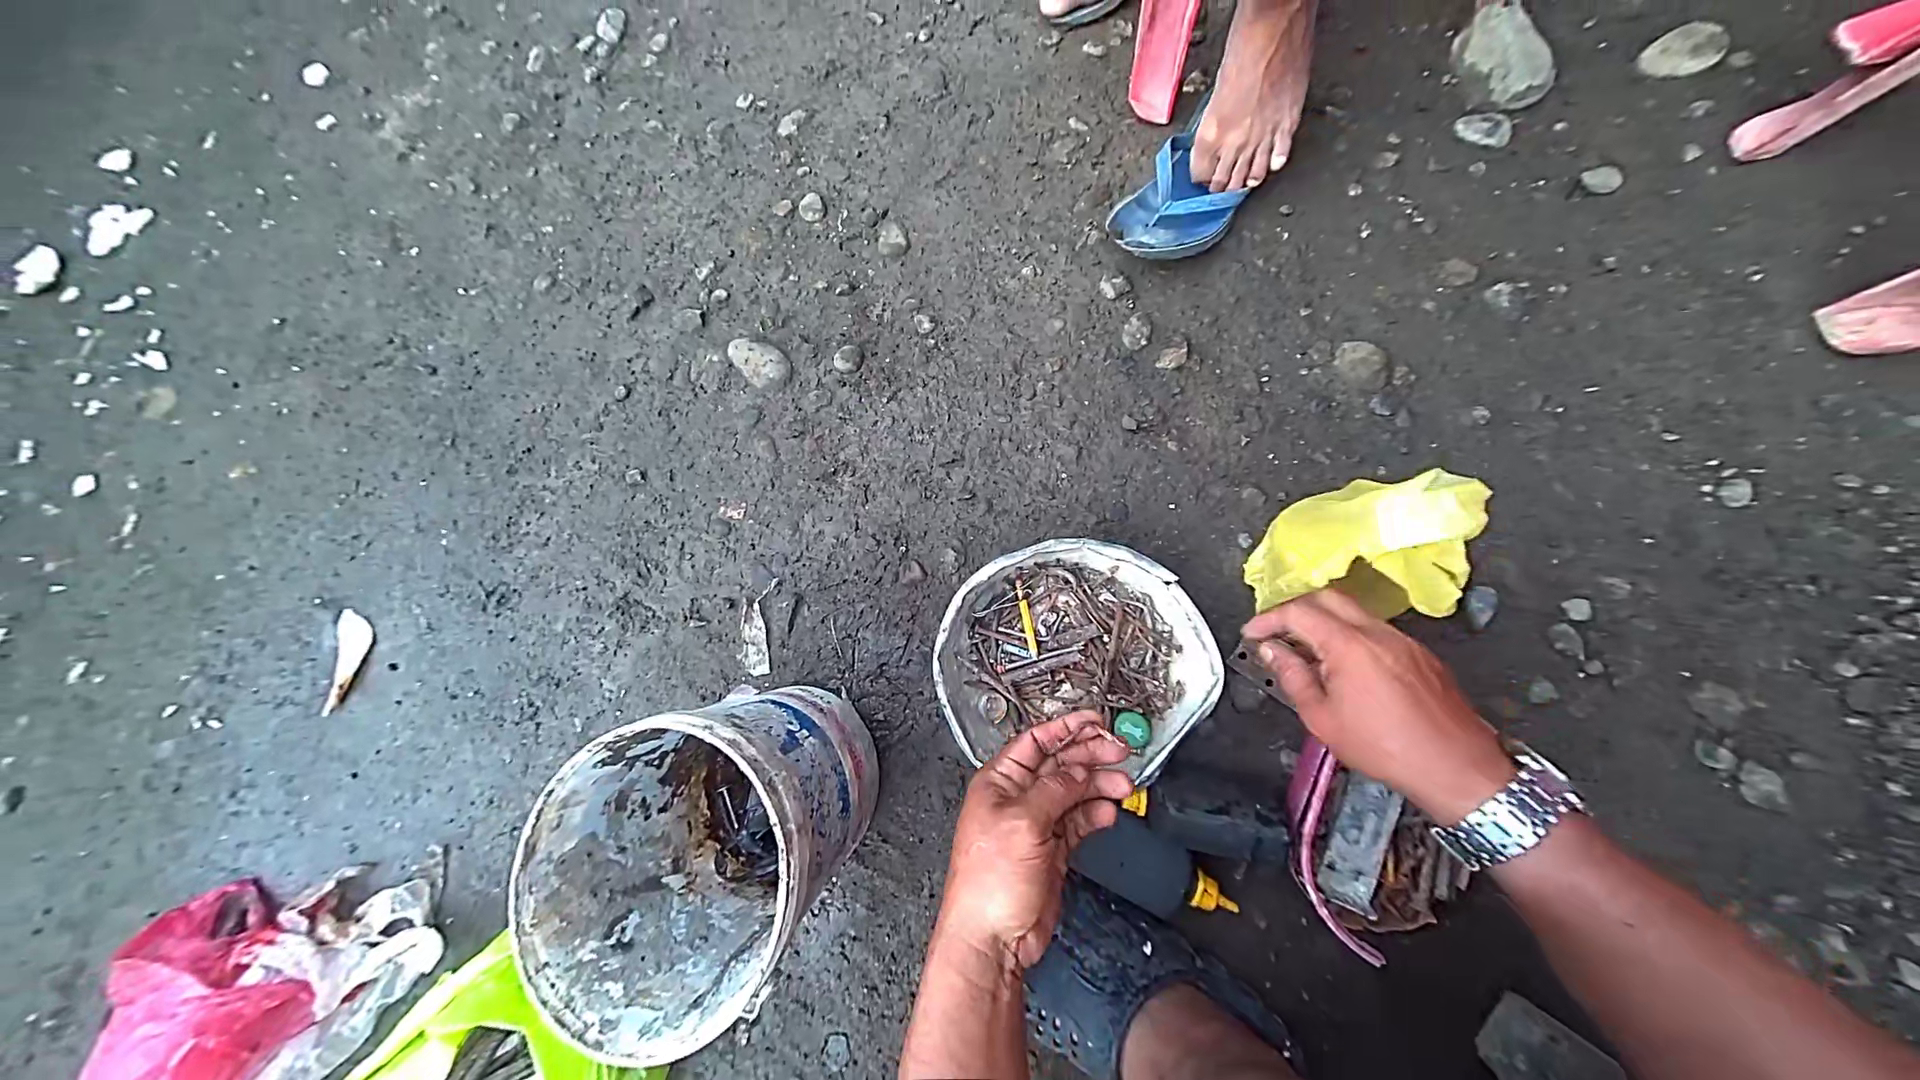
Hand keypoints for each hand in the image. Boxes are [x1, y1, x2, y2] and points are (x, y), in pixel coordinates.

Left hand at [936, 711, 1134, 971]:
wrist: (993, 939)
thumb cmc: (986, 884)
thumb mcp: (1022, 823)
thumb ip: (1054, 791)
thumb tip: (1077, 770)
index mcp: (999, 782)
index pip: (1036, 741)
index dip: (1066, 728)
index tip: (1094, 721)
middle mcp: (1017, 798)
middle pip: (1060, 764)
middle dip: (1090, 755)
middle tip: (1119, 750)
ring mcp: (1035, 823)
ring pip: (1074, 791)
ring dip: (1099, 784)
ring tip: (1122, 783)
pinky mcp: (1051, 848)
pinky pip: (1078, 820)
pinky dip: (1095, 813)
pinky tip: (1108, 810)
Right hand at [1243, 588, 1514, 823]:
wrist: (1456, 769)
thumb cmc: (1385, 748)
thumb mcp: (1322, 717)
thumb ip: (1292, 676)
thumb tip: (1272, 651)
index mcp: (1350, 645)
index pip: (1298, 612)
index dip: (1268, 619)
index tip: (1252, 634)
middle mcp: (1379, 633)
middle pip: (1327, 597)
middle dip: (1294, 609)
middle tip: (1275, 630)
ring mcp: (1404, 641)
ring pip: (1354, 612)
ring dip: (1324, 622)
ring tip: (1306, 650)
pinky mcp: (1421, 654)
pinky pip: (1376, 630)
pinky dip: (1350, 635)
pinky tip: (1343, 665)